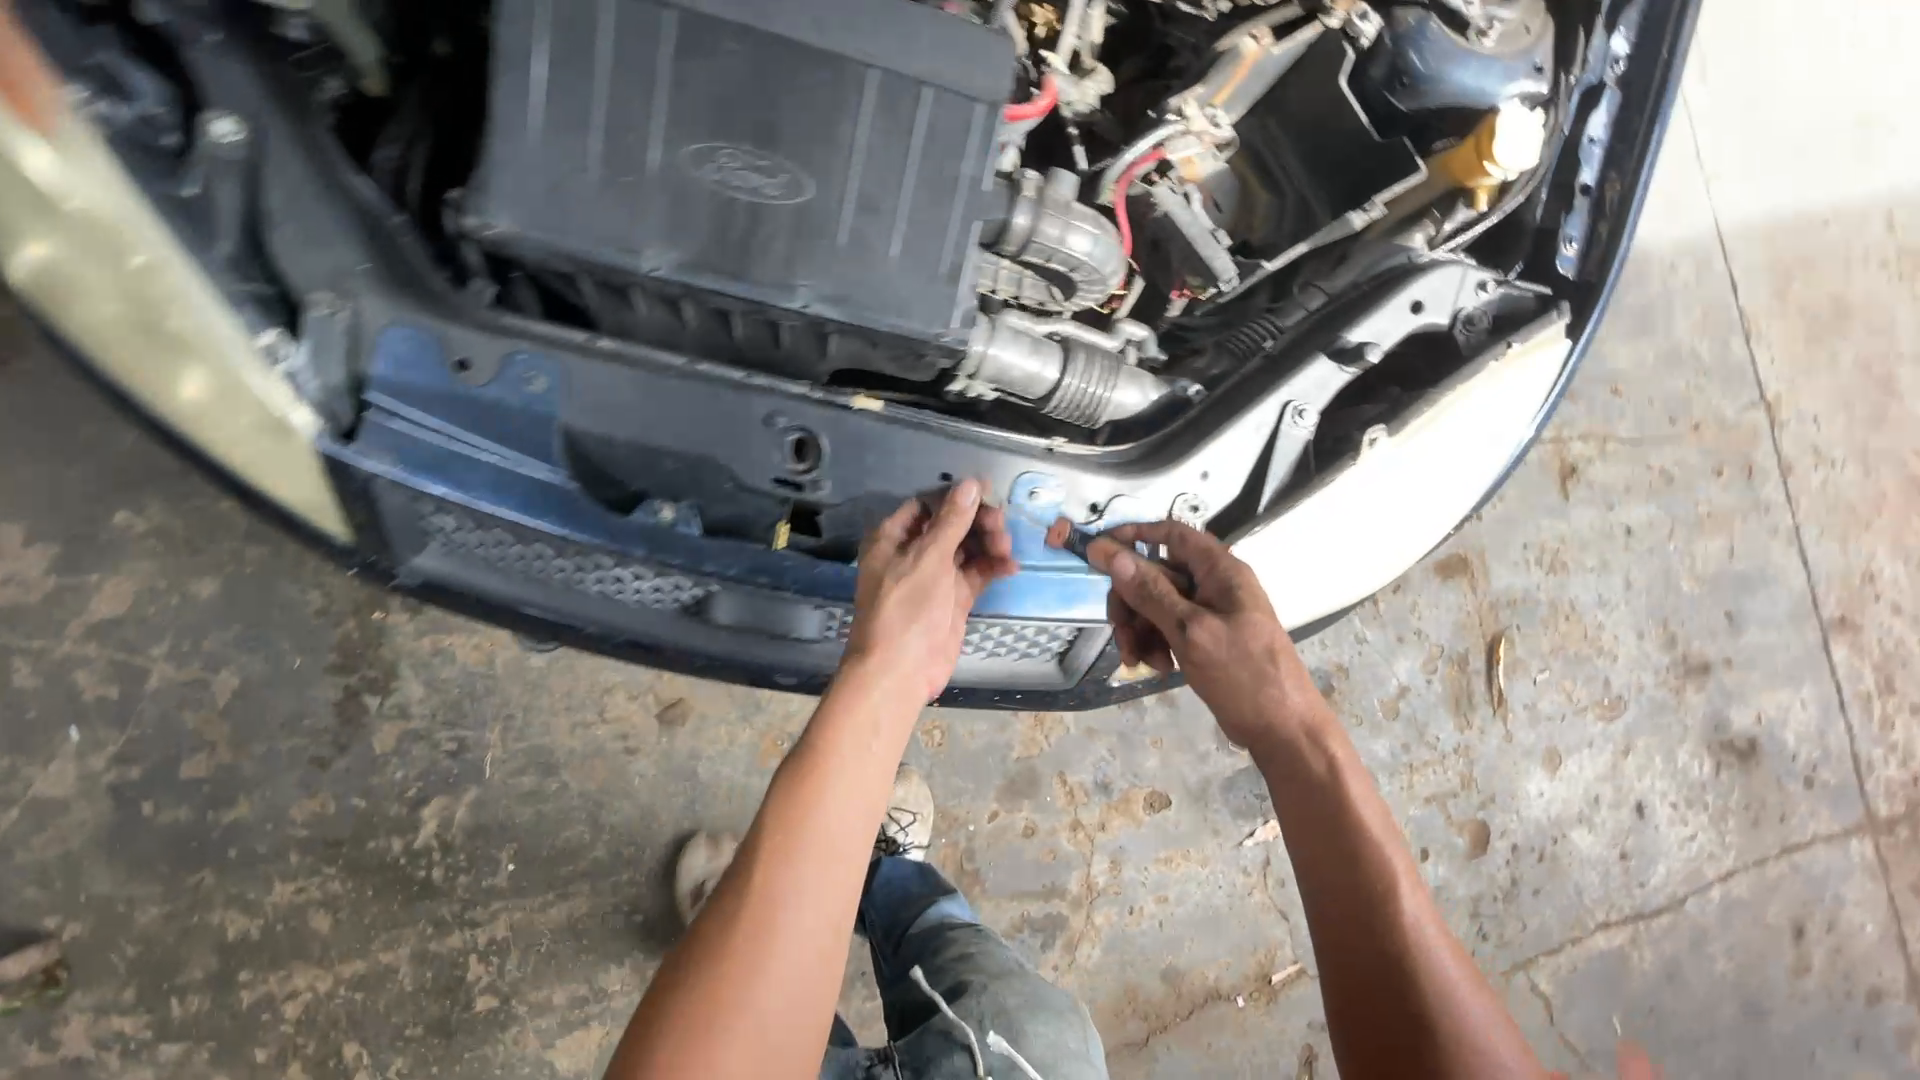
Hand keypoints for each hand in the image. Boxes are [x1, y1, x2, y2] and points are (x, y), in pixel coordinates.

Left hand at [842, 479, 1019, 702]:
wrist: (899, 670)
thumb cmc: (905, 608)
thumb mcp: (928, 558)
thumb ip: (952, 521)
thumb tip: (971, 483)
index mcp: (893, 537)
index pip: (928, 504)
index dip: (957, 498)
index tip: (988, 494)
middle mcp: (912, 552)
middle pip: (951, 525)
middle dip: (977, 522)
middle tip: (1000, 525)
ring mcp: (934, 576)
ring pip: (966, 548)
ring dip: (988, 543)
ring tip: (1005, 549)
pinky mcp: (953, 598)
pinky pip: (976, 574)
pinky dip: (992, 567)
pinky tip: (1010, 566)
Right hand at [1070, 519, 1328, 752]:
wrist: (1282, 728)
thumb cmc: (1244, 674)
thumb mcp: (1190, 631)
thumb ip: (1150, 591)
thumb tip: (1109, 552)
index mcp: (1220, 570)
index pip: (1171, 533)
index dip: (1134, 535)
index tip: (1098, 551)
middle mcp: (1213, 584)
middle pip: (1154, 574)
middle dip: (1130, 601)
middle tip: (1119, 630)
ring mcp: (1208, 613)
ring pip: (1155, 604)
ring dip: (1139, 629)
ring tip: (1138, 660)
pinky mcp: (1203, 638)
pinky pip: (1166, 628)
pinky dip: (1153, 644)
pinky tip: (1157, 668)